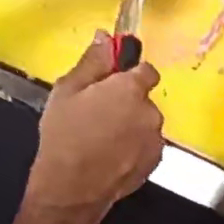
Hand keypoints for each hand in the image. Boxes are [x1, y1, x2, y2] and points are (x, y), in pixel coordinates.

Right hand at [24, 33, 164, 215]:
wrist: (76, 185)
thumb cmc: (67, 134)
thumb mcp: (69, 89)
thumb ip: (93, 62)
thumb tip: (106, 38)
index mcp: (132, 90)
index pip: (147, 70)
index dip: (132, 72)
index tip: (116, 78)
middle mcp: (151, 114)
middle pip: (145, 100)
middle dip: (128, 102)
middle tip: (99, 111)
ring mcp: (156, 141)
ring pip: (146, 124)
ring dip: (132, 125)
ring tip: (104, 137)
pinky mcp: (156, 163)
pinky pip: (147, 145)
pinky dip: (135, 146)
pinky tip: (113, 153)